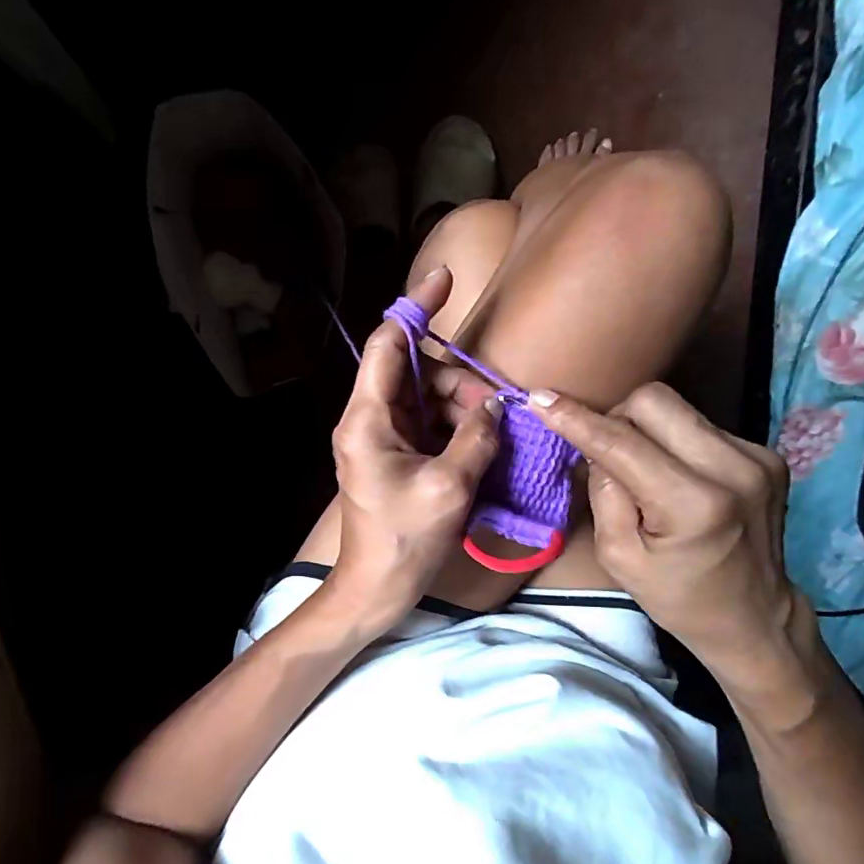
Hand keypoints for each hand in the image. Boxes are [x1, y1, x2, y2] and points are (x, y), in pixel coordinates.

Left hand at [328, 270, 499, 630]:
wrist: (376, 586)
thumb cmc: (404, 539)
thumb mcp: (449, 485)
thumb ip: (476, 435)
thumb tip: (495, 405)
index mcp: (367, 419)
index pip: (388, 344)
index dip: (416, 308)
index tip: (445, 277)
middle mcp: (368, 420)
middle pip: (414, 372)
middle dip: (457, 379)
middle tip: (496, 408)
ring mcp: (380, 438)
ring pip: (424, 397)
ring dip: (461, 405)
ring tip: (492, 430)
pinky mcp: (394, 456)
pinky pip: (426, 423)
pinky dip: (454, 425)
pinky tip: (481, 441)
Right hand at [530, 383, 825, 699]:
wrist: (753, 615)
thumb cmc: (676, 596)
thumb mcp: (618, 556)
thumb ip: (604, 494)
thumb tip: (593, 446)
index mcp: (694, 504)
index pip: (622, 443)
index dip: (576, 419)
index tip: (540, 398)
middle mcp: (733, 468)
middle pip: (653, 401)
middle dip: (615, 417)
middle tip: (603, 455)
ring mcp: (756, 456)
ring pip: (676, 407)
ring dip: (643, 430)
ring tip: (641, 472)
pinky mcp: (765, 453)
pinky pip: (697, 424)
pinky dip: (671, 441)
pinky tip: (673, 476)